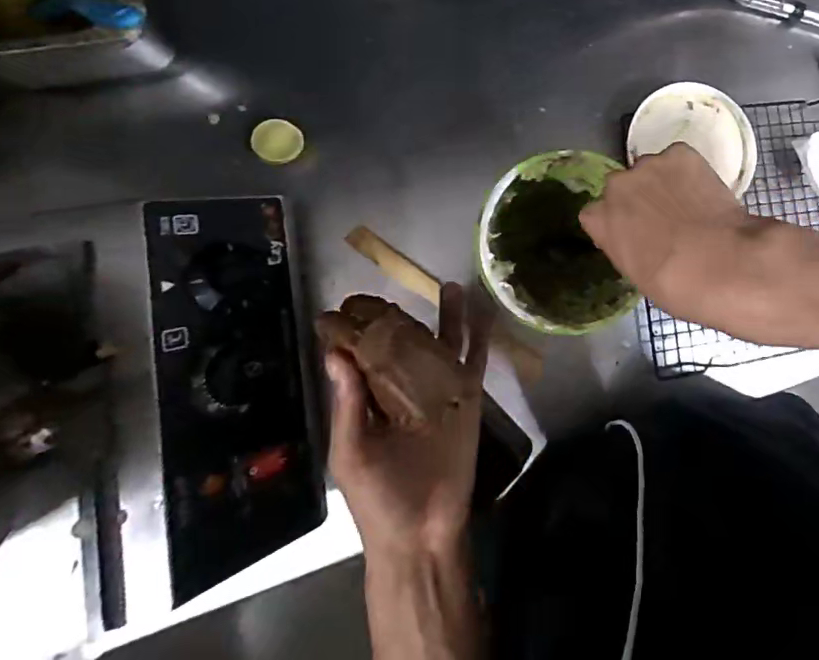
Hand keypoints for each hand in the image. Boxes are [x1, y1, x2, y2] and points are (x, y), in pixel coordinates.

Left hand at [319, 285, 491, 557]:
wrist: (421, 532)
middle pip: (405, 344)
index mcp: (373, 402)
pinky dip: (481, 335)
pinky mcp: (467, 398)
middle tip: (390, 293)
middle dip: (398, 319)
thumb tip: (335, 353)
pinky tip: (483, 310)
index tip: (345, 306)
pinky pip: (475, 360)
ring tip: (448, 286)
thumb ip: (348, 402)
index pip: (364, 357)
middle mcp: (406, 389)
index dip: (356, 332)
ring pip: (444, 344)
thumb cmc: (377, 497)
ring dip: (448, 317)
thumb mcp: (351, 451)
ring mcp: (440, 391)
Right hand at [581, 143, 818, 346]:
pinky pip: (680, 158)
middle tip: (665, 218)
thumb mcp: (636, 273)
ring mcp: (649, 165)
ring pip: (652, 169)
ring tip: (690, 204)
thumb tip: (640, 239)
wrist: (721, 263)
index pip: (597, 213)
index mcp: (598, 218)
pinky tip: (705, 191)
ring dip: (664, 182)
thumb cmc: (676, 286)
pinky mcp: (680, 153)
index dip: (619, 221)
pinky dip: (690, 171)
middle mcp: (617, 185)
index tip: (636, 232)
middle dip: (639, 198)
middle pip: (622, 185)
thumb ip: (627, 245)